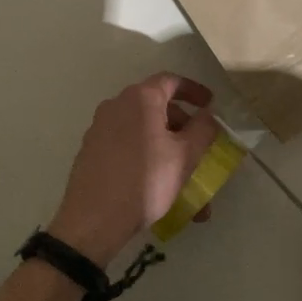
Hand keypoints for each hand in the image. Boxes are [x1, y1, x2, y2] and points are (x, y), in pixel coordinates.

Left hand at [47, 73, 219, 266]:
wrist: (94, 219)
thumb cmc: (146, 180)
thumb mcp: (185, 156)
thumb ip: (202, 129)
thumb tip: (208, 115)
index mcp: (140, 99)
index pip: (171, 81)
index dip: (194, 90)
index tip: (210, 105)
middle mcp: (116, 105)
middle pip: (156, 106)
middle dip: (182, 126)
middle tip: (199, 147)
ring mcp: (99, 128)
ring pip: (142, 131)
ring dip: (166, 148)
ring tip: (184, 178)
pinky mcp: (91, 151)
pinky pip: (126, 146)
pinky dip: (146, 157)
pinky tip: (158, 185)